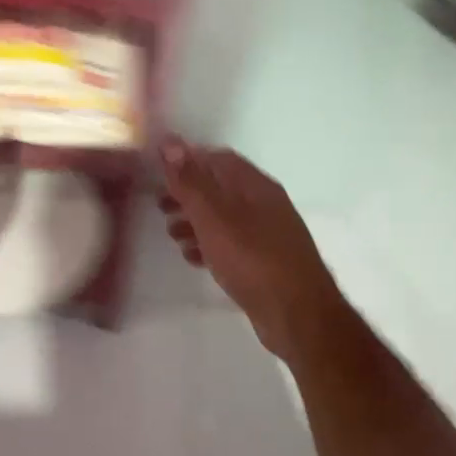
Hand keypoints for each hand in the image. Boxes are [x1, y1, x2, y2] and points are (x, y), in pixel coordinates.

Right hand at [160, 138, 346, 361]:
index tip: (158, 173)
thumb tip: (170, 141)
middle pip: (221, 188)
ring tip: (171, 234)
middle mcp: (265, 204)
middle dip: (189, 194)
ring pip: (225, 218)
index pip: (218, 159)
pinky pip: (232, 244)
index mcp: (255, 186)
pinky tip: (194, 259)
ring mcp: (267, 234)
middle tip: (160, 206)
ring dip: (196, 221)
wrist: (297, 314)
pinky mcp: (265, 262)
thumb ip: (191, 182)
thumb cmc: (253, 260)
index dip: (187, 161)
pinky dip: (210, 245)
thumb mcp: (215, 217)